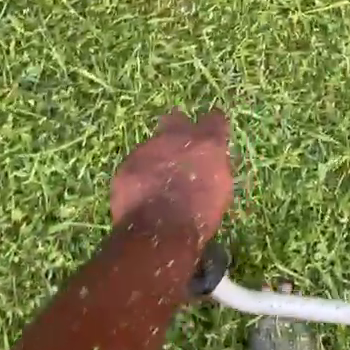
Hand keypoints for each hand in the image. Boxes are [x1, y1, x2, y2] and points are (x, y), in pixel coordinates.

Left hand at [109, 109, 232, 245]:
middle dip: (179, 128)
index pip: (215, 119)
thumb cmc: (199, 215)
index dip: (213, 126)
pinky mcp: (128, 162)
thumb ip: (215, 167)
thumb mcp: (220, 190)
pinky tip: (142, 192)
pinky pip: (136, 163)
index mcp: (207, 142)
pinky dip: (140, 174)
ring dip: (158, 155)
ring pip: (154, 143)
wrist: (160, 230)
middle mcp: (179, 136)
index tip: (212, 134)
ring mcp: (150, 147)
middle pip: (178, 118)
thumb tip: (211, 162)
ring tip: (158, 178)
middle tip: (180, 147)